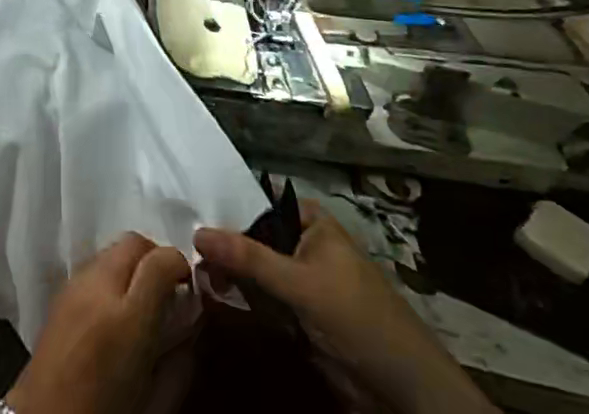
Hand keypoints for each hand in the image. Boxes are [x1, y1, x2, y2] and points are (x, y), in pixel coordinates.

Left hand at [7, 233, 191, 413]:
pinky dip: (111, 274)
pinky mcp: (58, 292)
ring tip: (139, 299)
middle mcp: (98, 288)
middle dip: (155, 258)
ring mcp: (73, 285)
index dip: (180, 265)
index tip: (187, 287)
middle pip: (134, 242)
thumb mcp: (157, 398)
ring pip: (112, 249)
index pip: (161, 259)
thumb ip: (182, 359)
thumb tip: (191, 324)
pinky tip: (112, 307)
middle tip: (166, 290)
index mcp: (127, 318)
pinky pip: (93, 265)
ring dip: (132, 264)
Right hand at [194, 201, 497, 413]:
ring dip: (228, 274)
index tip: (191, 212)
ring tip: (197, 275)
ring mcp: (299, 280)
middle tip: (188, 252)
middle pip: (254, 236)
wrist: (400, 385)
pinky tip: (213, 294)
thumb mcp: (300, 282)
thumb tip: (198, 233)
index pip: (261, 202)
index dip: (228, 207)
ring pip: (254, 269)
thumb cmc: (356, 316)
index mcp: (312, 222)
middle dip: (224, 245)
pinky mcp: (296, 312)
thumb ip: (248, 258)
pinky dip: (240, 297)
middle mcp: (304, 244)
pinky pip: (260, 297)